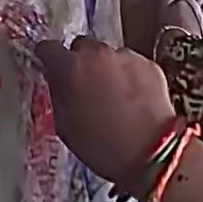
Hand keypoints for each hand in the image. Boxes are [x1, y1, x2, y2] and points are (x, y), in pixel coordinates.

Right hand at [34, 37, 176, 189]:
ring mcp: (125, 56)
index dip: (48, 57)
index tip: (51, 66)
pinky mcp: (149, 64)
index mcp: (70, 67)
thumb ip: (57, 94)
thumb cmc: (102, 146)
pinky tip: (134, 98)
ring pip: (108, 55)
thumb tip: (56, 78)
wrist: (154, 155)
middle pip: (81, 46)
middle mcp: (96, 54)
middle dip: (81, 62)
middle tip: (87, 86)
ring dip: (106, 68)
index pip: (48, 48)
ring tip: (115, 95)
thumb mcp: (65, 125)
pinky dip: (129, 75)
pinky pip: (131, 64)